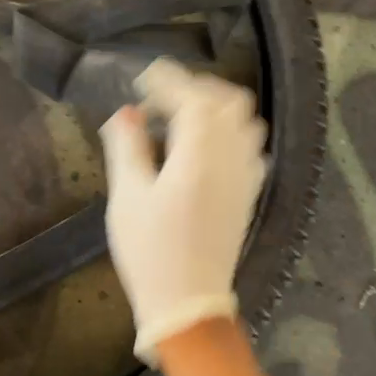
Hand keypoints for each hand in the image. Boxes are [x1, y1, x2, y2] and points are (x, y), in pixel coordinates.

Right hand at [99, 59, 267, 360]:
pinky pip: (249, 147)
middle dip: (197, 89)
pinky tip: (203, 147)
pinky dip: (229, 133)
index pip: (192, 100)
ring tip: (182, 118)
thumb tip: (125, 113)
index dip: (169, 80)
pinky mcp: (248, 194)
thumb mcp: (126, 198)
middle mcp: (231, 159)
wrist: (187, 301)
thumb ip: (126, 148)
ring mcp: (246, 177)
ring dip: (216, 108)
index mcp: (198, 156)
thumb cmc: (149, 250)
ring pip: (245, 122)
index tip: (144, 75)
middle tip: (162, 97)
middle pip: (229, 102)